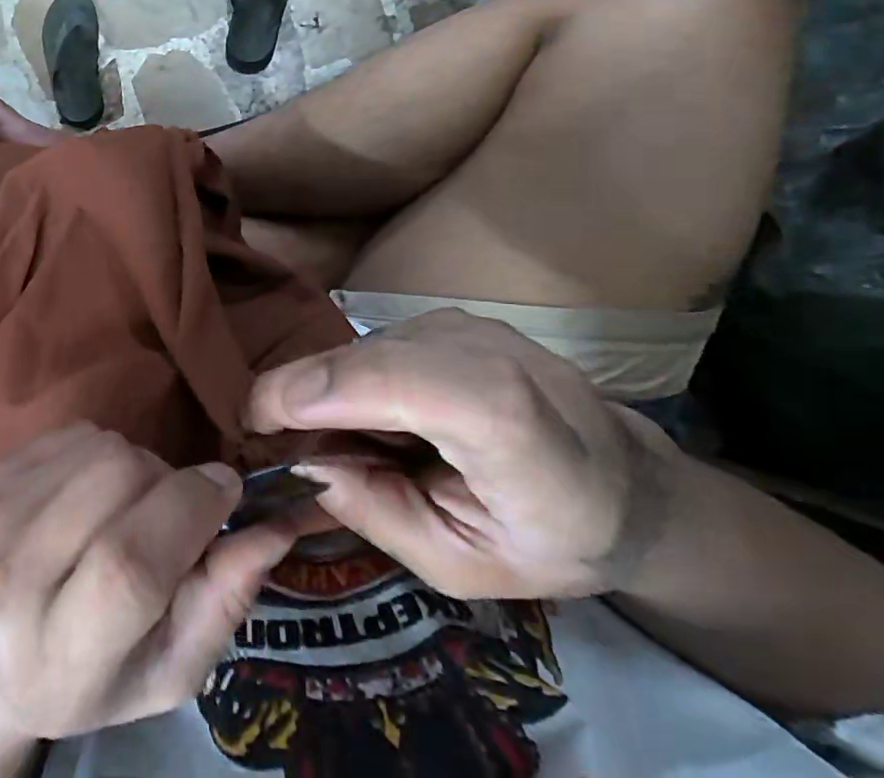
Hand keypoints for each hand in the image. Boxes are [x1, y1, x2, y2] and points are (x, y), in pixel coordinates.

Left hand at [0, 425, 294, 742]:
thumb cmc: (91, 680)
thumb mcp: (170, 670)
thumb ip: (222, 601)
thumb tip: (275, 526)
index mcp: (61, 649)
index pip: (127, 562)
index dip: (189, 511)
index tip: (228, 488)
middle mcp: (12, 579)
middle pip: (113, 480)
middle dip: (169, 481)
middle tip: (176, 511)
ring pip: (98, 447)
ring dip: (137, 465)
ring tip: (132, 508)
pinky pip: (73, 434)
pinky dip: (102, 453)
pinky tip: (93, 496)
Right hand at [248, 309, 676, 599]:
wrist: (622, 482)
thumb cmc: (547, 538)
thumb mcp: (460, 564)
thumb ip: (378, 516)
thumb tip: (301, 461)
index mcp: (518, 434)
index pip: (420, 389)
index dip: (334, 392)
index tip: (261, 422)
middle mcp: (491, 357)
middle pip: (365, 363)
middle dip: (297, 399)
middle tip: (269, 449)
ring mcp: (463, 327)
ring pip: (353, 353)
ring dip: (320, 393)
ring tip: (337, 444)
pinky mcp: (439, 318)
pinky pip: (364, 347)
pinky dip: (342, 382)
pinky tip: (366, 420)